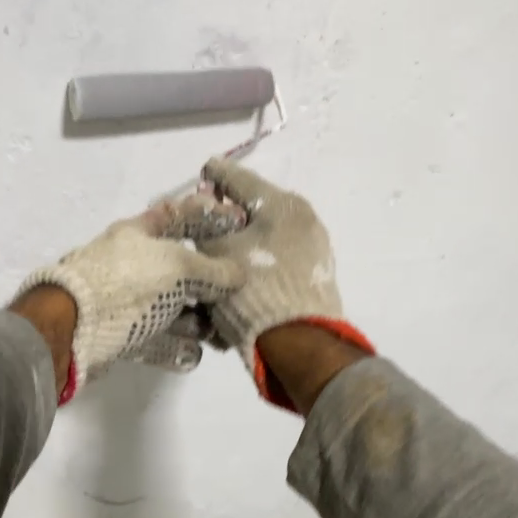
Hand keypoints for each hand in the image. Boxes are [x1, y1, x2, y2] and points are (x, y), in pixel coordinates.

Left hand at [15, 193, 247, 398]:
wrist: (72, 327)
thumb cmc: (127, 282)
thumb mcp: (177, 265)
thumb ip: (212, 269)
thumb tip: (238, 274)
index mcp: (139, 235)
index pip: (178, 217)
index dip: (208, 216)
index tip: (239, 224)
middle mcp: (131, 265)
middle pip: (179, 271)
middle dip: (210, 286)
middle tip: (239, 299)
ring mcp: (123, 301)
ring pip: (170, 309)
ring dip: (196, 322)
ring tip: (220, 336)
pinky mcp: (118, 335)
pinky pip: (154, 340)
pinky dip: (173, 347)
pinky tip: (192, 355)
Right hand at [195, 157, 371, 409]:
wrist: (298, 344)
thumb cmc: (253, 288)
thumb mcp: (214, 252)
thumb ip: (204, 227)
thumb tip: (206, 214)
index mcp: (282, 204)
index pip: (240, 179)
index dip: (216, 175)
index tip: (203, 172)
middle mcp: (304, 219)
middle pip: (256, 208)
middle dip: (228, 214)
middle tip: (203, 219)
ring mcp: (313, 249)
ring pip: (266, 236)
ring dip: (241, 242)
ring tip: (216, 254)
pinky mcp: (315, 276)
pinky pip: (276, 259)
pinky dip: (255, 261)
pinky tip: (235, 276)